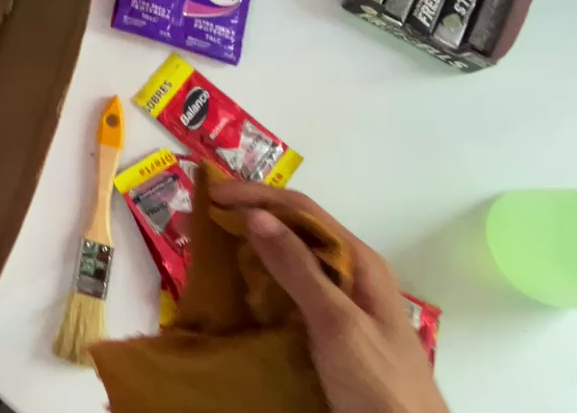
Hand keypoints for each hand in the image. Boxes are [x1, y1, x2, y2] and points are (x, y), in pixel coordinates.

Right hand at [207, 180, 448, 412]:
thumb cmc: (379, 383)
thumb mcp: (337, 324)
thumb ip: (298, 268)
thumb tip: (254, 214)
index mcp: (359, 261)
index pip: (301, 209)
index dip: (254, 195)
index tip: (211, 194)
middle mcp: (348, 273)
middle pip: (292, 230)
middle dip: (245, 218)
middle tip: (197, 219)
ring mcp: (338, 303)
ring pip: (286, 260)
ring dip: (246, 248)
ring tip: (206, 246)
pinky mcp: (325, 330)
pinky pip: (285, 291)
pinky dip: (255, 280)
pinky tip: (232, 286)